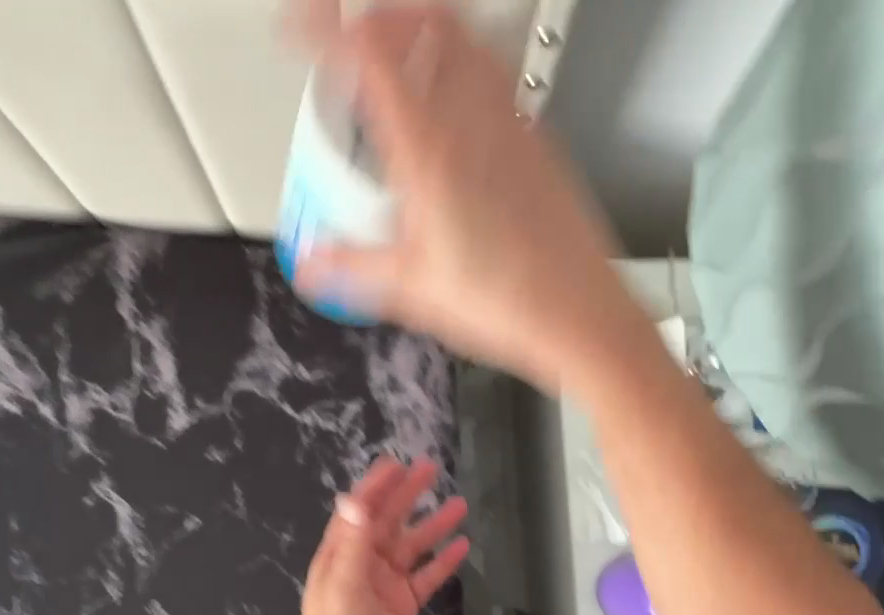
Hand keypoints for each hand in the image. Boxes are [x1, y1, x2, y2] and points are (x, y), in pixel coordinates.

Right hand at [288, 3, 653, 392]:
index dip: (325, 29)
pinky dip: (471, 65)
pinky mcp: (540, 143)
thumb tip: (312, 262)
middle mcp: (473, 126)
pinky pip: (502, 77)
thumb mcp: (413, 289)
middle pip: (424, 24)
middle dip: (382, 16)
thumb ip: (353, 266)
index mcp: (429, 154)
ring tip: (406, 48)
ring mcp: (513, 128)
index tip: (302, 31)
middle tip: (357, 33)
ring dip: (429, 30)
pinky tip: (463, 102)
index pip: (369, 56)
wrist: (581, 316)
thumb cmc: (512, 304)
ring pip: (468, 40)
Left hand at [296, 457, 468, 614]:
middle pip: (388, 522)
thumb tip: (357, 499)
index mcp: (340, 556)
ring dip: (433, 525)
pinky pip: (427, 577)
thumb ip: (354, 543)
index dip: (377, 486)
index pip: (359, 512)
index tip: (397, 463)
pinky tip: (462, 546)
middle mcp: (362, 564)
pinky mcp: (404, 606)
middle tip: (431, 469)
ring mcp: (385, 585)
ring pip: (413, 547)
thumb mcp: (343, 586)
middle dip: (407, 496)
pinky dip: (443, 562)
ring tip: (459, 503)